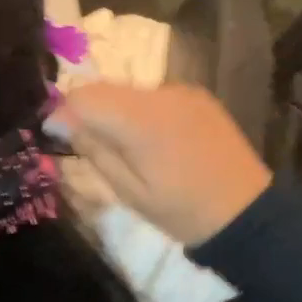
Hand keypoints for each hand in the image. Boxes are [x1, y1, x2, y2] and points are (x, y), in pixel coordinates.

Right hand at [49, 83, 272, 244]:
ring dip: (116, 112)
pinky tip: (154, 142)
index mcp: (142, 119)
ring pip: (130, 93)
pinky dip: (142, 113)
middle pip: (106, 89)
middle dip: (88, 112)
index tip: (55, 134)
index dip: (63, 112)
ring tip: (125, 150)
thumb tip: (62, 121)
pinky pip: (155, 97)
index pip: (84, 96)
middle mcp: (161, 94)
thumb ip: (95, 150)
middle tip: (86, 146)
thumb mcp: (129, 191)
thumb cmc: (182, 211)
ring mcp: (183, 92)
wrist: (246, 212)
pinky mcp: (198, 96)